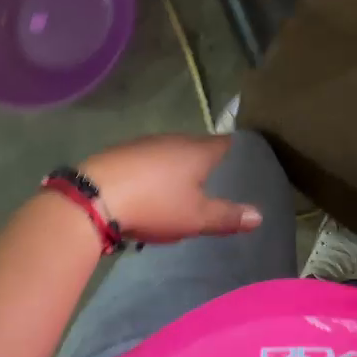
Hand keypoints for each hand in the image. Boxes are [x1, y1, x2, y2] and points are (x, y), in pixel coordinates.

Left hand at [79, 134, 262, 244]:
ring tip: (177, 188)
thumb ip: (227, 216)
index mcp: (198, 151)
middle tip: (209, 179)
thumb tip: (260, 215)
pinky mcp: (123, 152)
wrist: (97, 195)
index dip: (231, 149)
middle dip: (202, 160)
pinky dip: (151, 170)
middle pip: (196, 145)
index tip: (237, 157)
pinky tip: (145, 189)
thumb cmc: (156, 204)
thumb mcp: (195, 217)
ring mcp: (146, 143)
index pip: (223, 142)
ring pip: (170, 151)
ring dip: (175, 166)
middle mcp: (175, 139)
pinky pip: (146, 158)